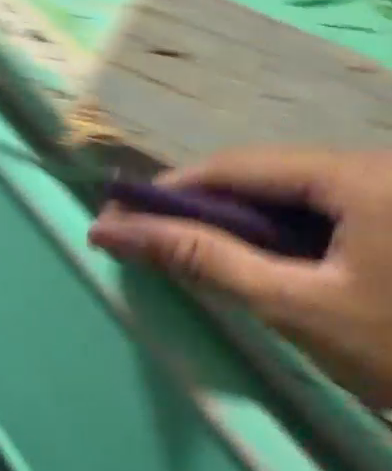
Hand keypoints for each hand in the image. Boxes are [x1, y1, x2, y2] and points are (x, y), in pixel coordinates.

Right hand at [88, 147, 391, 409]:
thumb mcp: (293, 305)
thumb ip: (199, 257)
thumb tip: (108, 229)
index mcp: (366, 177)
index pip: (236, 166)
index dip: (166, 191)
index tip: (117, 222)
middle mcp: (391, 167)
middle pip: (271, 173)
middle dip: (206, 207)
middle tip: (157, 245)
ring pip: (303, 189)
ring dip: (246, 219)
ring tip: (210, 256)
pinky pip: (339, 204)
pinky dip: (293, 228)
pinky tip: (277, 260)